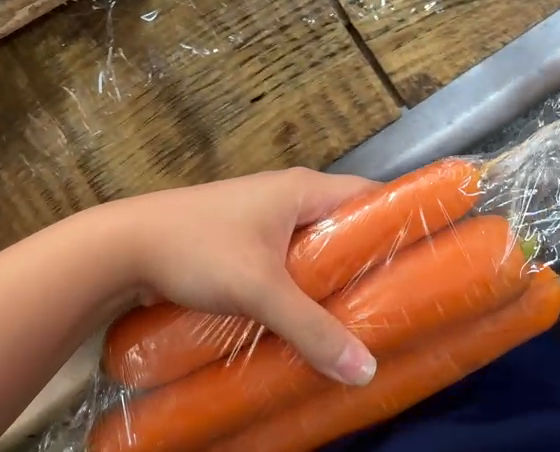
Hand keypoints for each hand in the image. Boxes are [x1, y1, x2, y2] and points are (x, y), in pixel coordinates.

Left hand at [100, 168, 379, 384]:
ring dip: (335, 281)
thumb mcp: (259, 288)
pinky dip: (304, 289)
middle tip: (403, 303)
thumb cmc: (199, 248)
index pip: (370, 195)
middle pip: (346, 225)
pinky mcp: (243, 243)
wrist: (127, 245)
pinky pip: (289, 264)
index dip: (402, 221)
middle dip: (372, 262)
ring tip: (364, 322)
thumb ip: (311, 328)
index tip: (432, 256)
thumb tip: (367, 371)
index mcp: (303, 189)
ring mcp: (263, 220)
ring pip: (316, 249)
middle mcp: (289, 197)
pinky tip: (311, 323)